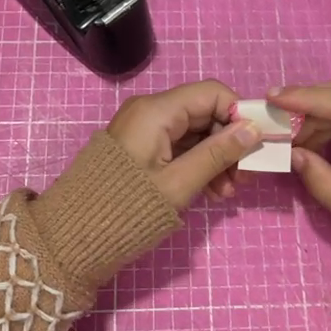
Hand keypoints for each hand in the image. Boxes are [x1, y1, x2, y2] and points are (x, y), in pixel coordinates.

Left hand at [107, 80, 259, 209]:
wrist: (74, 237)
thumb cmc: (129, 209)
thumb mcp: (179, 184)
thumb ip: (218, 154)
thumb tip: (254, 129)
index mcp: (156, 111)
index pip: (212, 93)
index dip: (238, 114)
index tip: (256, 146)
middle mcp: (149, 111)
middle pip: (204, 113)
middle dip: (229, 142)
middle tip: (243, 179)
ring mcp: (144, 130)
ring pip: (194, 132)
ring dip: (216, 158)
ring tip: (227, 193)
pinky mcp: (141, 149)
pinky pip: (179, 147)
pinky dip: (197, 164)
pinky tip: (211, 192)